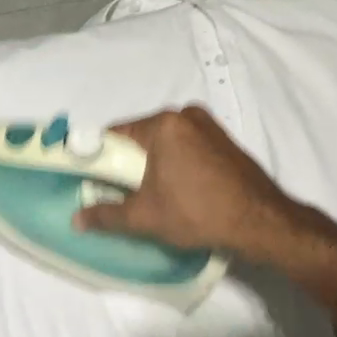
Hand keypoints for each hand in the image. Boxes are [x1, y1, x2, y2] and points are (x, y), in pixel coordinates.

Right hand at [72, 105, 299, 260]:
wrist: (260, 222)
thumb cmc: (196, 213)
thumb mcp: (144, 217)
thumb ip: (106, 215)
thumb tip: (76, 219)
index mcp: (163, 124)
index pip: (115, 134)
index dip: (100, 158)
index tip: (95, 181)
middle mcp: (186, 114)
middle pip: (141, 137)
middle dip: (128, 164)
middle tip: (122, 194)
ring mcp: (209, 125)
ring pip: (165, 144)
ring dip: (152, 165)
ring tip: (151, 196)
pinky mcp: (225, 141)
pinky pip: (186, 148)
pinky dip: (175, 165)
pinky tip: (177, 191)